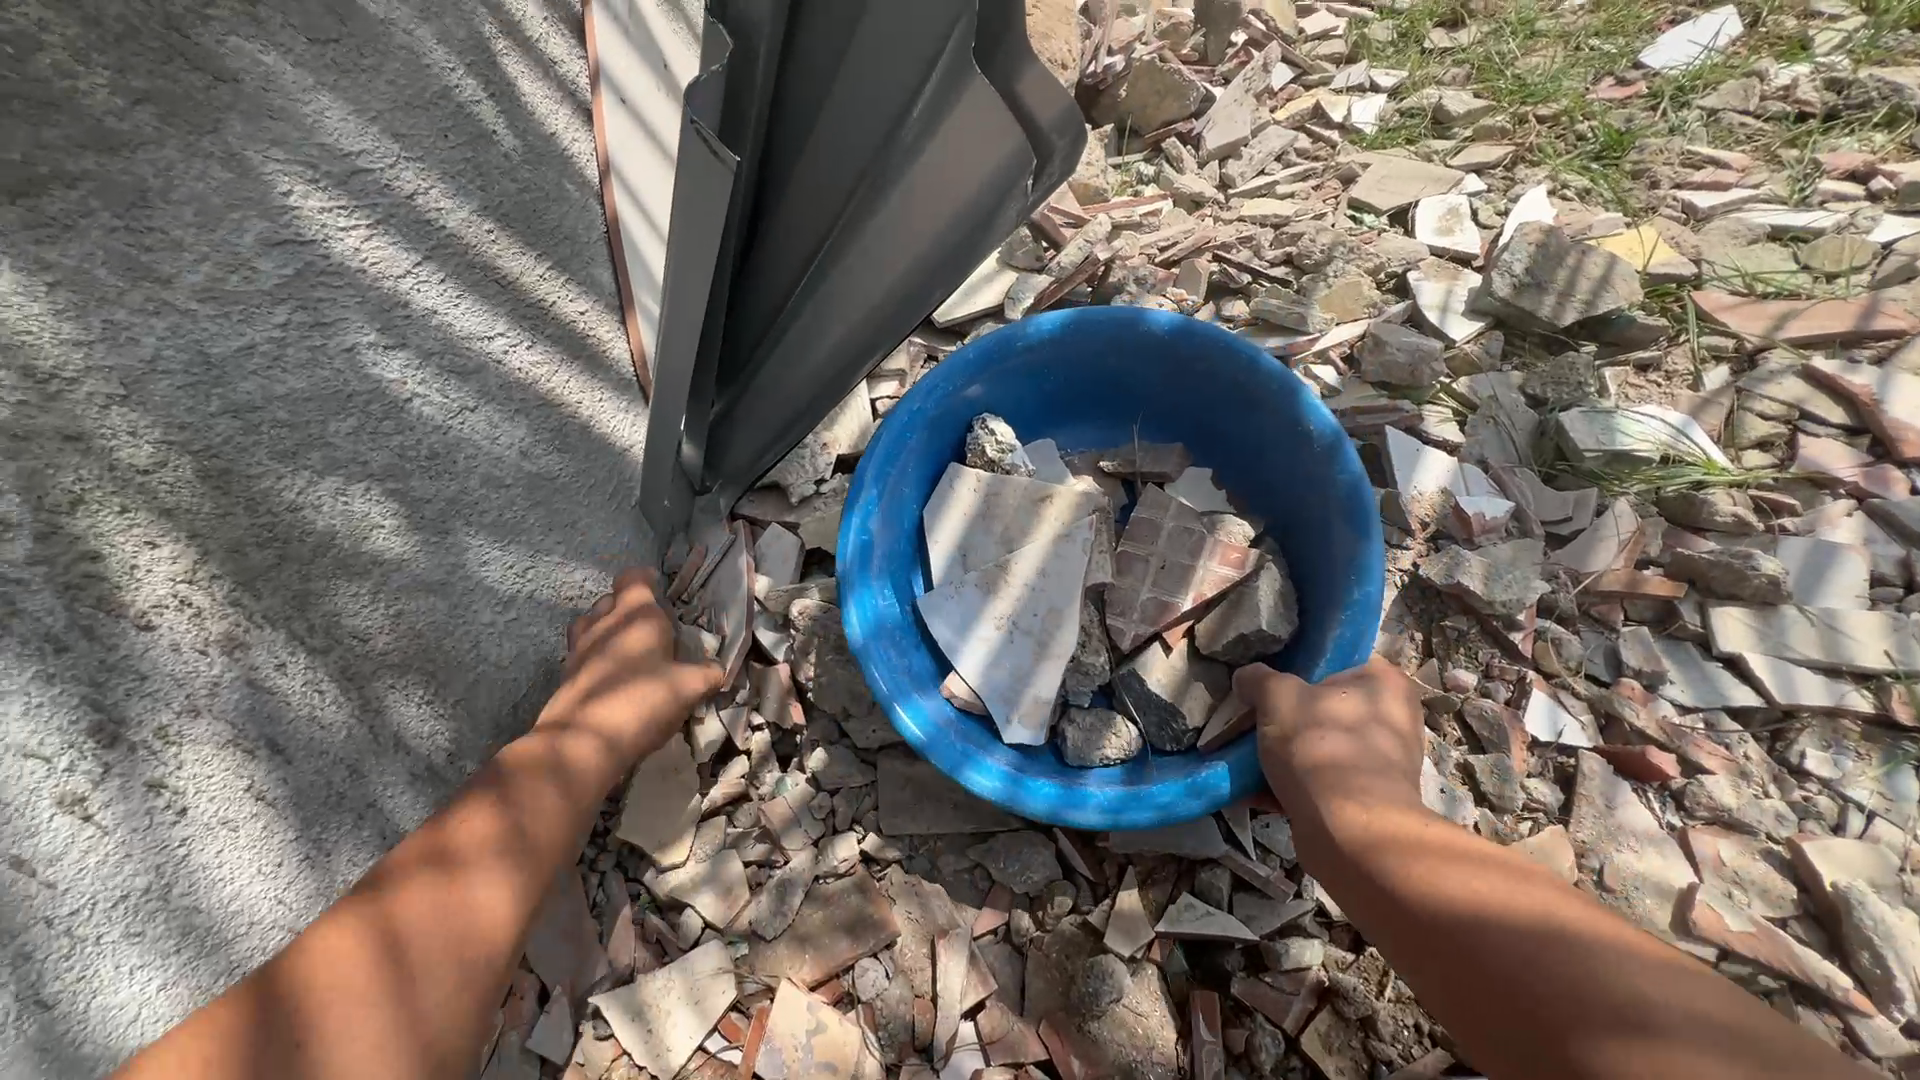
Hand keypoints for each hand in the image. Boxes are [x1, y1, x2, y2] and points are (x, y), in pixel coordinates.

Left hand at [536, 568, 725, 769]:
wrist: (585, 741)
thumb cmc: (643, 699)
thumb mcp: (690, 687)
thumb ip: (707, 674)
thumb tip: (718, 670)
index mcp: (636, 615)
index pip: (634, 578)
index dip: (646, 579)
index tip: (659, 588)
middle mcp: (604, 623)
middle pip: (610, 600)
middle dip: (626, 606)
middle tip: (650, 625)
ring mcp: (580, 649)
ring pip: (591, 624)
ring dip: (607, 629)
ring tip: (628, 648)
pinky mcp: (567, 675)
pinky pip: (583, 653)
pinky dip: (597, 657)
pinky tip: (615, 676)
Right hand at [1237, 656, 1425, 821]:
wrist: (1348, 832)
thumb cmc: (1319, 746)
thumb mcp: (1277, 696)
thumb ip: (1258, 678)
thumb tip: (1246, 678)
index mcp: (1384, 684)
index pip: (1338, 660)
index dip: (1299, 667)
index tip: (1266, 680)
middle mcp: (1391, 720)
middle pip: (1323, 708)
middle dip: (1283, 718)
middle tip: (1249, 718)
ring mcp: (1381, 764)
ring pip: (1317, 748)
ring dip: (1280, 754)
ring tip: (1241, 757)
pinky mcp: (1364, 800)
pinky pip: (1318, 782)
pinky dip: (1286, 785)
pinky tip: (1248, 789)